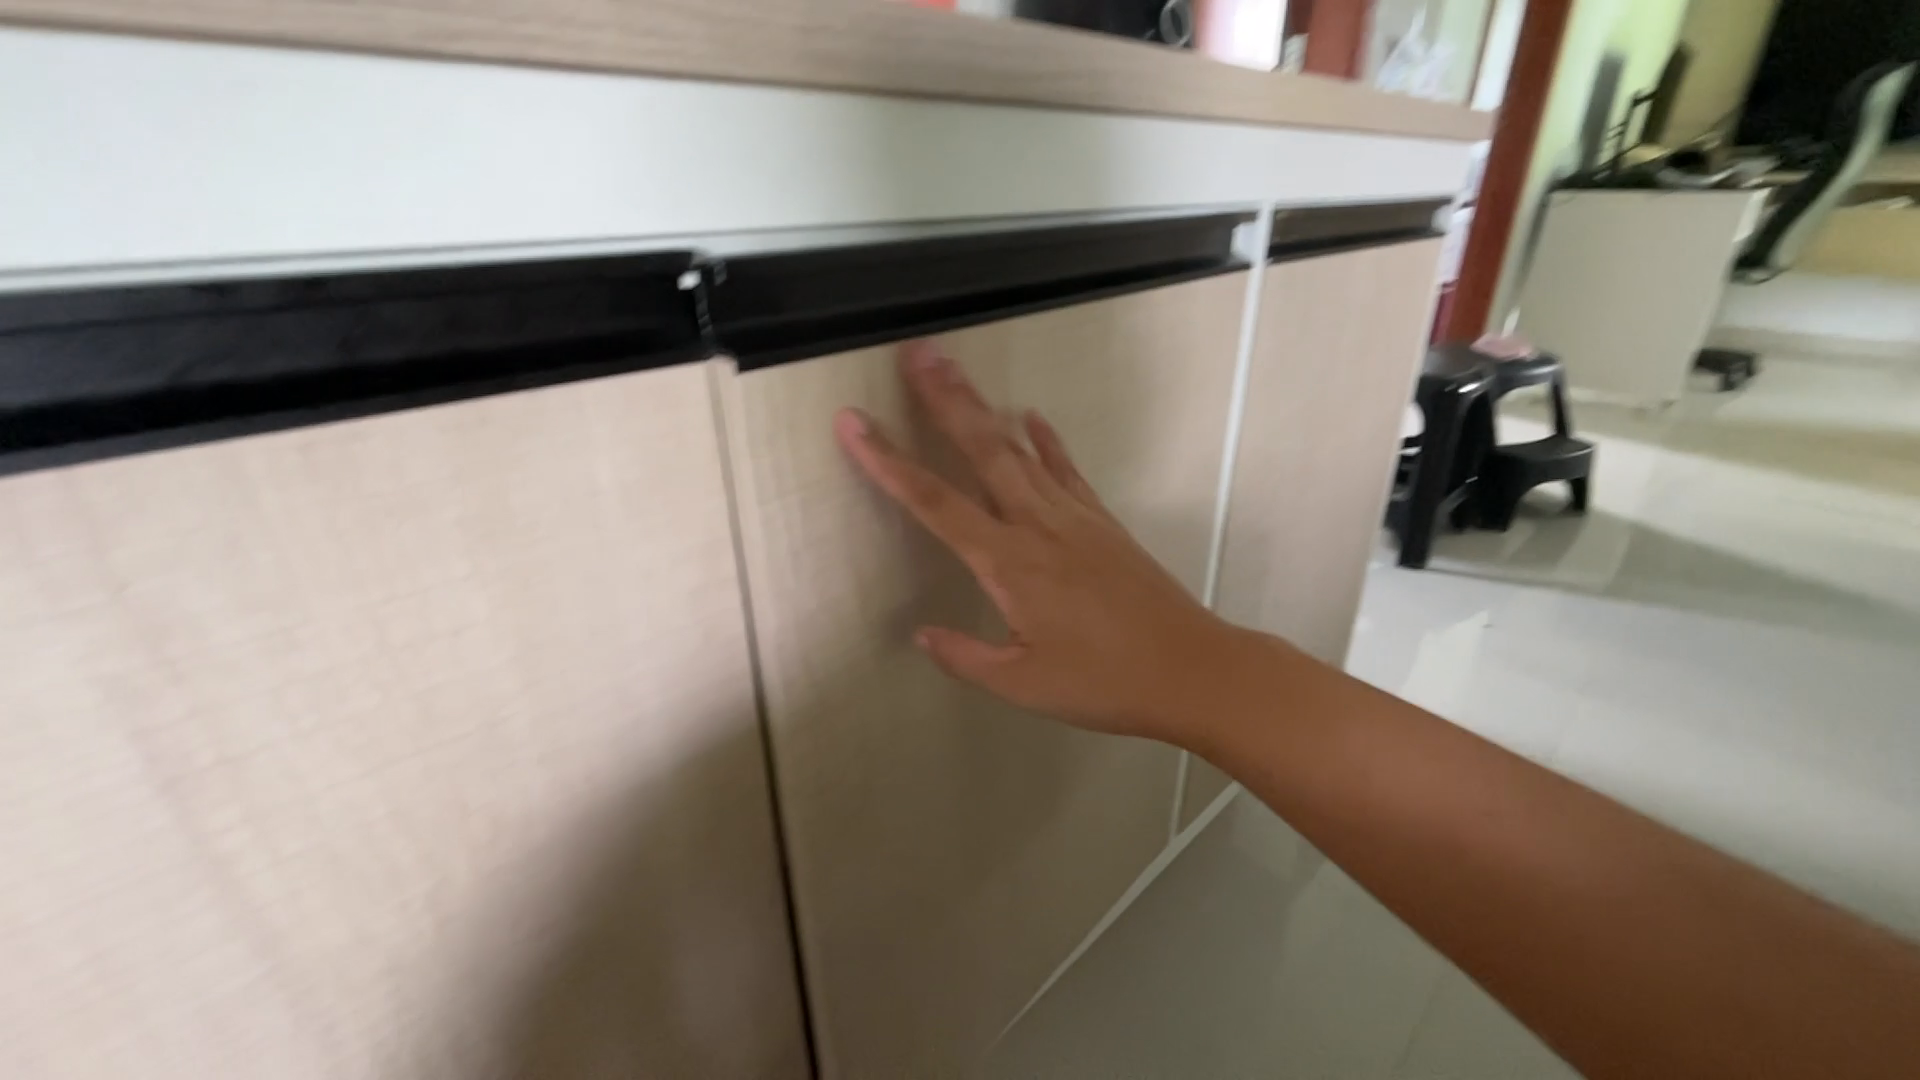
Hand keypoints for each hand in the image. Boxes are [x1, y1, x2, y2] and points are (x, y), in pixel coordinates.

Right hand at [831, 341, 1257, 746]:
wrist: (1191, 668)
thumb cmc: (1104, 683)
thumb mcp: (1024, 684)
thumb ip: (965, 657)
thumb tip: (921, 634)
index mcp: (1009, 563)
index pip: (935, 504)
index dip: (888, 463)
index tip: (853, 424)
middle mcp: (1038, 525)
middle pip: (982, 449)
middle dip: (945, 399)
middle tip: (918, 353)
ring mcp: (1075, 516)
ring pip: (1019, 449)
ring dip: (985, 407)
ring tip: (956, 370)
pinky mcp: (1102, 521)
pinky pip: (1066, 470)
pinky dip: (1045, 440)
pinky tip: (1031, 418)